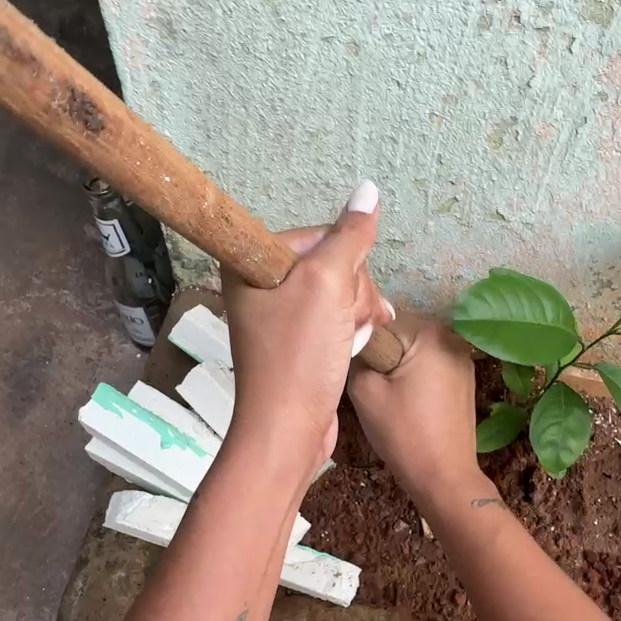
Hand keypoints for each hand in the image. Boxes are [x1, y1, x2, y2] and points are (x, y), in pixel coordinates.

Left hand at [223, 182, 391, 474]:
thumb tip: (368, 191)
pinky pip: (338, 320)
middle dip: (353, 293)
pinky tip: (354, 348)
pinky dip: (352, 332)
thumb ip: (350, 237)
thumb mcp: (326, 285)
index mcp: (252, 262)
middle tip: (347, 322)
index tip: (341, 291)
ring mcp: (281, 317)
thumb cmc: (298, 356)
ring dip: (357, 315)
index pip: (318, 235)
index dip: (343, 260)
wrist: (289, 429)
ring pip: (342, 294)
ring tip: (350, 341)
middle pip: (333, 265)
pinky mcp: (299, 343)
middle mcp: (262, 285)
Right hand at [346, 315, 488, 509]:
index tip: (359, 372)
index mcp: (430, 333)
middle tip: (372, 388)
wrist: (443, 476)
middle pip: (400, 333)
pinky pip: (430, 365)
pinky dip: (415, 376)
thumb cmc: (403, 433)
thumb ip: (356, 357)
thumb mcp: (364, 392)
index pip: (381, 322)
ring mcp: (463, 357)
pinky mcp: (465, 378)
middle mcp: (452, 337)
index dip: (364, 346)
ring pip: (415, 350)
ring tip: (390, 397)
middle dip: (383, 355)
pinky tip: (409, 402)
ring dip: (398, 366)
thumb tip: (356, 345)